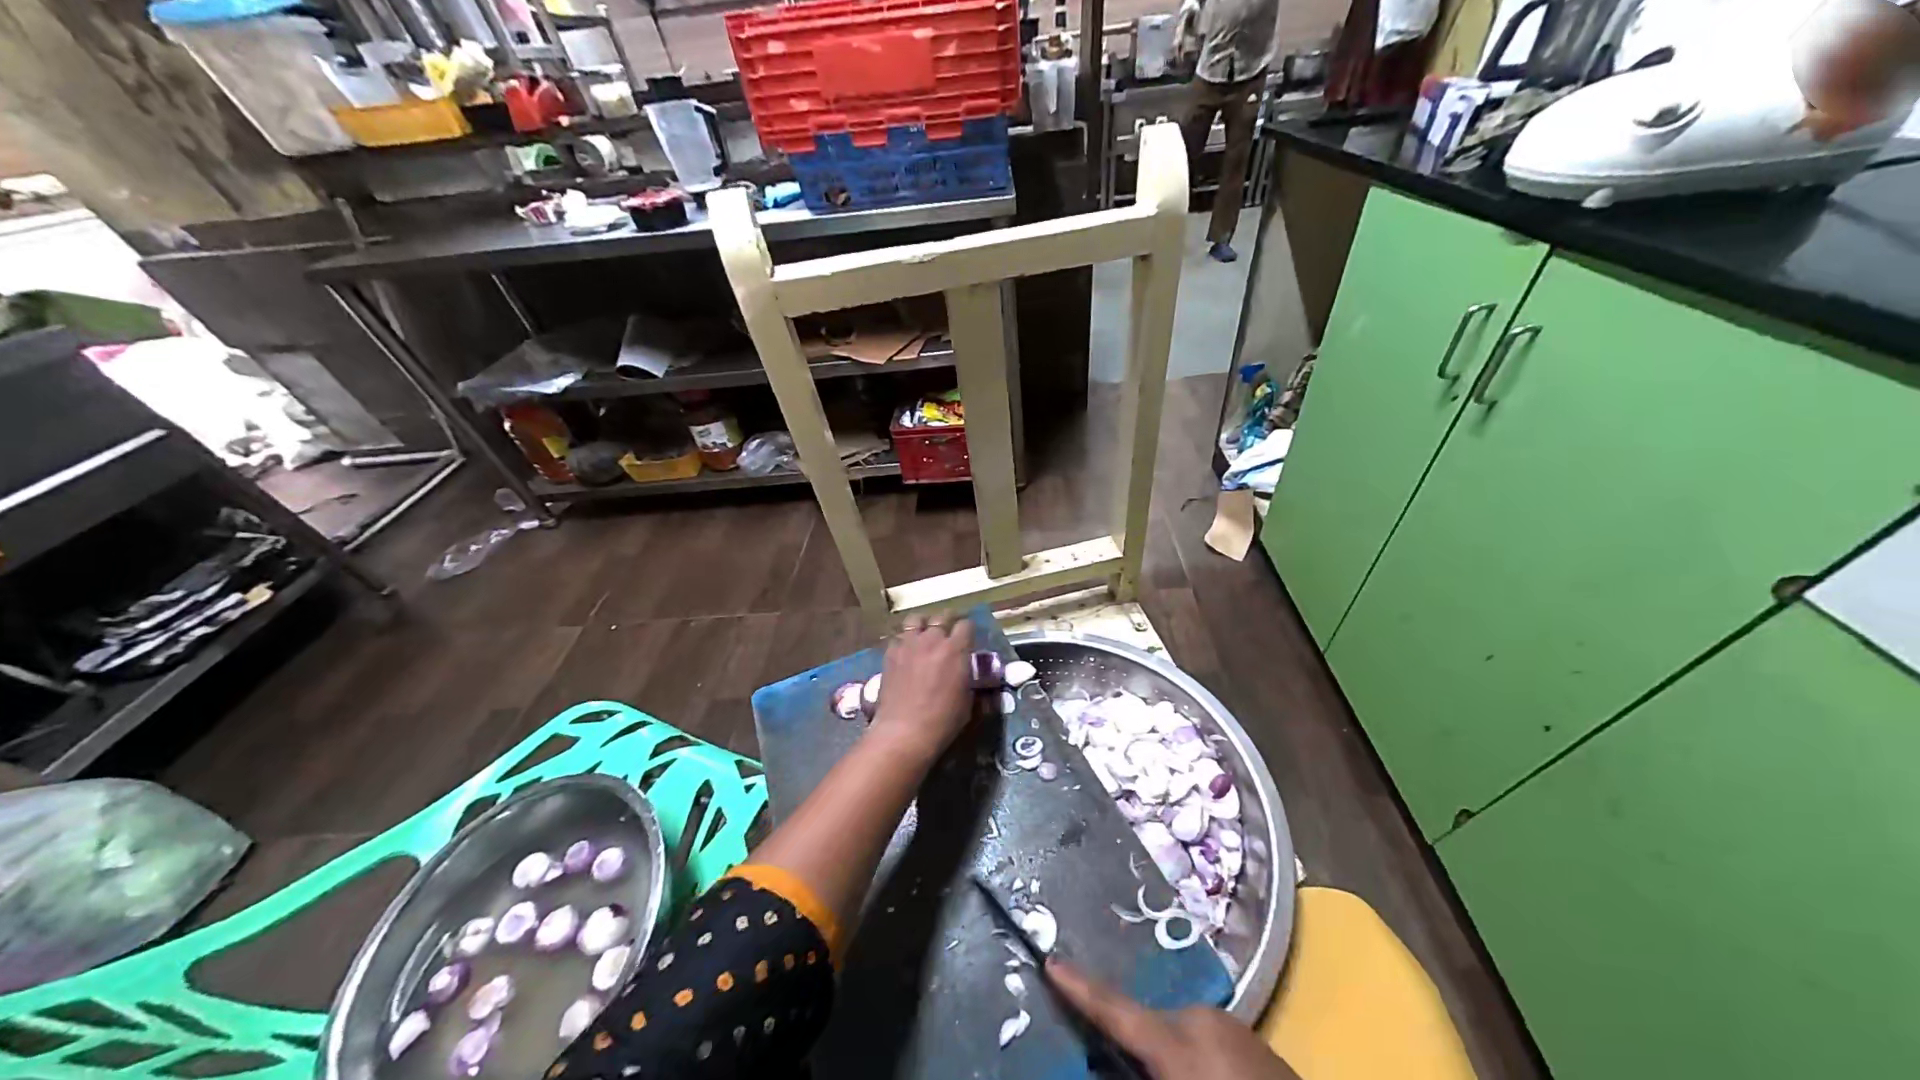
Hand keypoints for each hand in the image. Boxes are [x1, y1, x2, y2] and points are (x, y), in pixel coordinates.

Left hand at [868, 616, 974, 760]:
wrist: (905, 731)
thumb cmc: (943, 720)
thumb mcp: (967, 701)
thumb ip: (967, 678)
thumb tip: (968, 673)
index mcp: (956, 649)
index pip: (966, 624)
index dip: (968, 630)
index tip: (968, 639)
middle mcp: (932, 639)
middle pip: (942, 616)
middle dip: (948, 621)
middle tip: (949, 633)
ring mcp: (908, 644)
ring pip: (916, 619)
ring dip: (923, 624)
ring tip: (925, 634)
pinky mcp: (890, 653)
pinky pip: (899, 637)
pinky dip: (905, 640)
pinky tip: (906, 652)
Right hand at [1048, 959, 1301, 1079]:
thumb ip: (1133, 1069)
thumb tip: (1107, 1057)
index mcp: (1178, 1042)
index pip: (1115, 1009)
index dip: (1080, 988)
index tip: (1051, 961)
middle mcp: (1203, 1021)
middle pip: (1149, 1024)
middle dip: (1132, 1043)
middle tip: (1119, 1060)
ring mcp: (1236, 1029)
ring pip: (1180, 1034)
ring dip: (1168, 1055)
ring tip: (1167, 1074)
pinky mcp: (1260, 1044)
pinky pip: (1210, 1044)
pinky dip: (1197, 1061)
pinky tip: (1204, 1079)